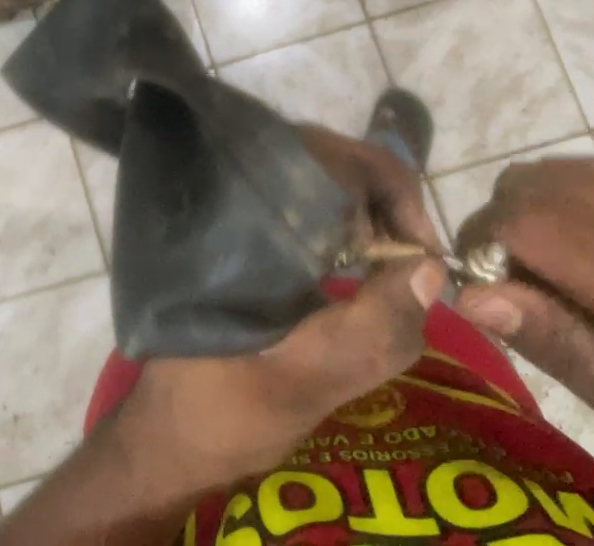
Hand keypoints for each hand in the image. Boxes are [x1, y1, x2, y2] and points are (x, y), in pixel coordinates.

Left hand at [112, 128, 446, 488]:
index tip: (423, 251)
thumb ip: (371, 334)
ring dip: (360, 209)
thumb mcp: (304, 384)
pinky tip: (349, 264)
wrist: (164, 435)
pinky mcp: (232, 237)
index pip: (329, 159)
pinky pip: (296, 204)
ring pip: (313, 178)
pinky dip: (334, 223)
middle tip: (410, 259)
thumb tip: (430, 267)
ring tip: (387, 263)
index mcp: (239, 222)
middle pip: (324, 159)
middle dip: (380, 198)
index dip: (391, 190)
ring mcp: (228, 215)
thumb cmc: (224, 414)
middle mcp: (228, 200)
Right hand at [451, 155, 593, 501]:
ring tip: (583, 267)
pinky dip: (591, 200)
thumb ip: (566, 351)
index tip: (492, 288)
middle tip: (531, 283)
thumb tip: (472, 294)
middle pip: (533, 183)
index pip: (524, 223)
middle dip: (506, 226)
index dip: (483, 248)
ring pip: (564, 167)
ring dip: (546, 210)